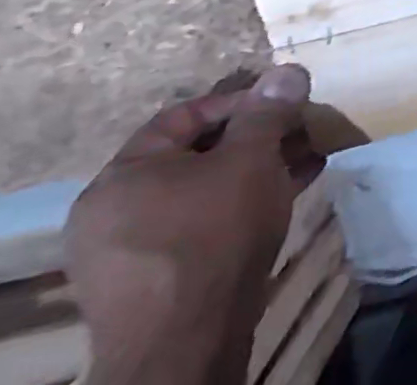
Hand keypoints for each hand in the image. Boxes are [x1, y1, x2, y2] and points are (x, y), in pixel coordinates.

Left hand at [67, 64, 326, 384]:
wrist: (184, 348)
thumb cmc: (213, 236)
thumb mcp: (249, 160)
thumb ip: (267, 113)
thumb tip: (288, 70)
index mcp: (123, 174)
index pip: (183, 116)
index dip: (239, 102)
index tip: (283, 104)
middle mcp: (113, 211)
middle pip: (194, 155)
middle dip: (254, 140)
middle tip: (298, 134)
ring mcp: (129, 253)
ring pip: (202, 193)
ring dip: (254, 173)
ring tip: (303, 163)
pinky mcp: (153, 284)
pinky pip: (201, 226)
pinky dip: (241, 207)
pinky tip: (285, 200)